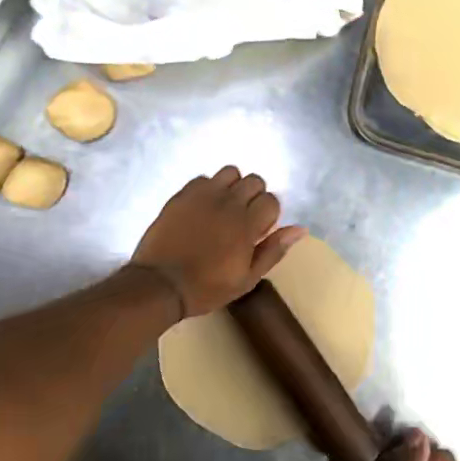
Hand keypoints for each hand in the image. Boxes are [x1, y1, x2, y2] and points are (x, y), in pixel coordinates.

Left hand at [132, 165, 304, 317]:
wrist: (159, 286)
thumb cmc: (207, 288)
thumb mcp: (247, 279)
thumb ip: (273, 250)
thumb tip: (300, 229)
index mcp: (246, 225)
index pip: (271, 200)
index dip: (269, 214)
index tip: (259, 231)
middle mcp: (228, 203)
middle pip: (254, 181)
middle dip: (255, 197)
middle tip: (244, 218)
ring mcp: (202, 196)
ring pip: (230, 172)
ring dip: (234, 186)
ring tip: (226, 207)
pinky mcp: (182, 196)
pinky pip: (203, 178)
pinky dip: (209, 188)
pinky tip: (204, 207)